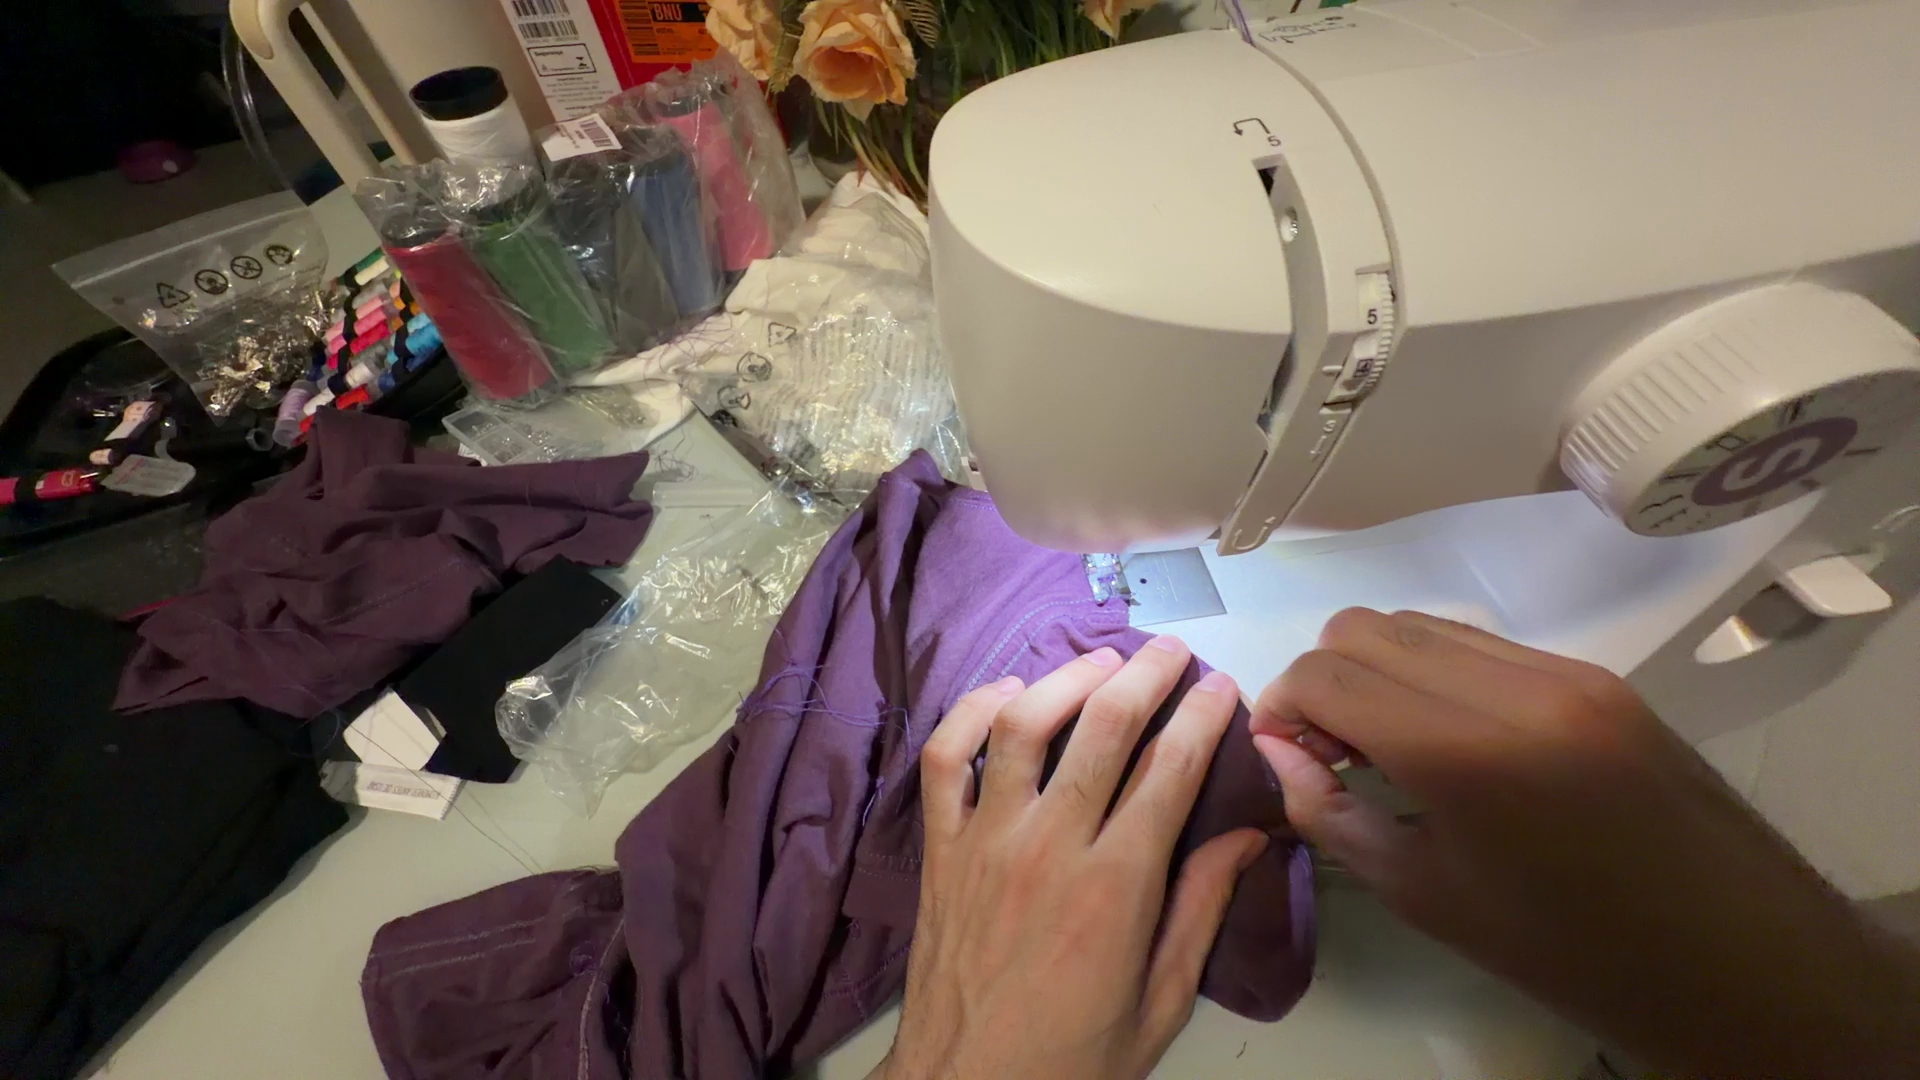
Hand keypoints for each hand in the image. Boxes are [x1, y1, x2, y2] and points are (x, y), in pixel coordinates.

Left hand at [876, 638, 1268, 1079]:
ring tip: (1099, 661)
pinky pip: (945, 758)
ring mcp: (986, 836)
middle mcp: (1049, 844)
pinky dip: (970, 712)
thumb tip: (1244, 832)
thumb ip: (1200, 908)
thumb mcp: (1160, 1001)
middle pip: (1104, 730)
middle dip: (1145, 676)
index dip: (1202, 717)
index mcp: (1115, 887)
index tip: (1220, 685)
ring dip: (1065, 680)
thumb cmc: (1074, 1056)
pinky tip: (1004, 693)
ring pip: (1023, 726)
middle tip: (1170, 649)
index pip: (1170, 773)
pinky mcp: (941, 842)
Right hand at [1251, 608, 1919, 1079]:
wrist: (1756, 972)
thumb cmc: (1569, 953)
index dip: (1280, 704)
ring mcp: (1563, 672)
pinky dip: (1426, 670)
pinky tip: (1445, 730)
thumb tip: (1273, 749)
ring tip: (1385, 735)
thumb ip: (1326, 810)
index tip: (1283, 748)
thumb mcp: (1422, 895)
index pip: (1324, 675)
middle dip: (1320, 678)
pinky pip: (1471, 640)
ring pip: (1410, 622)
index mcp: (1468, 756)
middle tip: (1330, 744)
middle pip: (1357, 628)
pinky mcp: (1594, 674)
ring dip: (1371, 667)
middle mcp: (1514, 689)